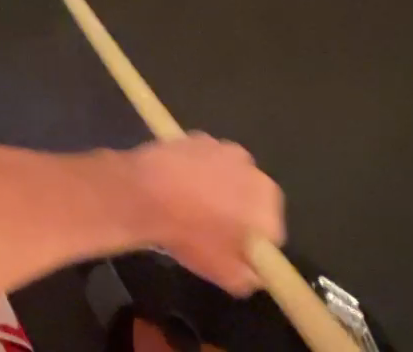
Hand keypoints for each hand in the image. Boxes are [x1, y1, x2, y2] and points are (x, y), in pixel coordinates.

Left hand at [127, 132, 283, 295]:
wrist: (141, 192)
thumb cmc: (189, 233)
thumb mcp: (226, 275)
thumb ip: (250, 276)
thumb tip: (252, 271)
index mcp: (267, 202)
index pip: (271, 231)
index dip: (253, 244)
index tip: (234, 251)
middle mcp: (251, 168)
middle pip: (252, 198)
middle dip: (238, 212)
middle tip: (213, 229)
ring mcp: (220, 146)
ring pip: (228, 176)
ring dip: (217, 187)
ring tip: (191, 205)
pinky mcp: (193, 136)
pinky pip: (203, 159)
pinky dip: (196, 169)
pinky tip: (177, 184)